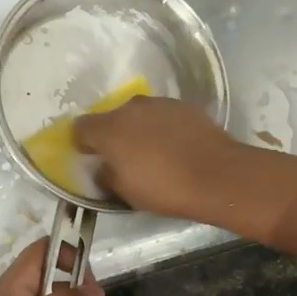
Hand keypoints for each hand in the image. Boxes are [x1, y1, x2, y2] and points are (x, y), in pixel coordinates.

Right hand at [73, 96, 249, 218]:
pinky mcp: (185, 105)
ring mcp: (160, 103)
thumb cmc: (164, 188)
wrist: (216, 174)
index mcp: (109, 129)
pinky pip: (163, 115)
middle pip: (112, 117)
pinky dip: (163, 127)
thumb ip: (108, 175)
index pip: (81, 127)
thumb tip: (105, 167)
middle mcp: (131, 108)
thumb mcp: (126, 192)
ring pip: (139, 114)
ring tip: (153, 152)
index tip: (91, 156)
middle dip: (114, 134)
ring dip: (140, 128)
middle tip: (124, 157)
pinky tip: (175, 146)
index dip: (83, 142)